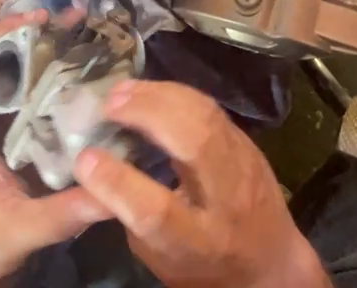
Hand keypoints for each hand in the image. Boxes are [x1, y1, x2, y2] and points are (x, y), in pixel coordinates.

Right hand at [72, 79, 333, 287]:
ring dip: (162, 94)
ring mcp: (244, 162)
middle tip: (110, 102)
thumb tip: (96, 172)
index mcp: (198, 241)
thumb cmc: (204, 266)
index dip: (119, 183)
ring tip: (124, 90)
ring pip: (207, 115)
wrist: (271, 261)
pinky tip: (153, 90)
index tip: (85, 157)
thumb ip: (131, 217)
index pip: (158, 211)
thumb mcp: (161, 257)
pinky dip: (179, 93)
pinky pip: (211, 108)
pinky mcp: (247, 140)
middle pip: (194, 143)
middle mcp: (226, 197)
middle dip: (150, 114)